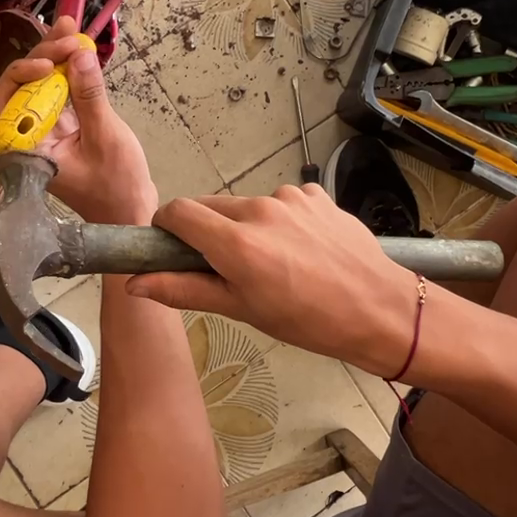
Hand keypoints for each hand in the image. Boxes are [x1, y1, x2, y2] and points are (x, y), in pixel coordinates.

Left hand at [0, 16, 157, 224]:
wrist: (131, 212)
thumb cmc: (116, 186)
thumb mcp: (105, 137)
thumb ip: (89, 96)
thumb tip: (78, 55)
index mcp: (27, 147)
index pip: (9, 100)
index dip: (25, 73)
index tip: (53, 60)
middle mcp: (30, 135)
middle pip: (23, 86)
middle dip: (44, 55)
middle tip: (70, 32)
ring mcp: (47, 130)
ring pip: (40, 85)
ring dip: (55, 56)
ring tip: (71, 28)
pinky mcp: (64, 126)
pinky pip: (58, 93)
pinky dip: (67, 71)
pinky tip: (77, 48)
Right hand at [127, 186, 422, 376]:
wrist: (381, 310)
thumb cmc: (310, 321)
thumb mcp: (243, 310)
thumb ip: (185, 290)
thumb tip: (135, 284)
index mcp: (237, 242)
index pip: (179, 212)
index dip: (167, 226)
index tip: (170, 245)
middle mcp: (261, 209)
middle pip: (212, 207)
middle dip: (208, 231)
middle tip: (227, 267)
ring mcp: (292, 197)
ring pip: (248, 206)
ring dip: (248, 227)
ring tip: (277, 263)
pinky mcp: (316, 194)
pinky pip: (283, 202)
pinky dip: (282, 220)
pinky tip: (303, 249)